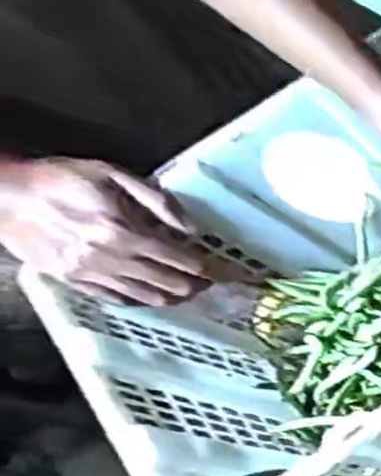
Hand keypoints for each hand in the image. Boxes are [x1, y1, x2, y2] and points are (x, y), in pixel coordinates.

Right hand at [0, 158, 212, 305]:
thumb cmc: (56, 179)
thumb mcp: (109, 174)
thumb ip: (158, 200)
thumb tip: (194, 230)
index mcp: (124, 233)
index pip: (187, 262)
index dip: (214, 270)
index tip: (229, 274)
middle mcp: (111, 258)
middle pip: (176, 285)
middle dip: (199, 285)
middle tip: (207, 282)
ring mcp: (90, 273)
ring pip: (153, 299)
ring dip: (176, 297)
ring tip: (186, 289)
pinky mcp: (72, 280)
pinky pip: (121, 301)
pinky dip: (144, 301)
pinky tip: (154, 294)